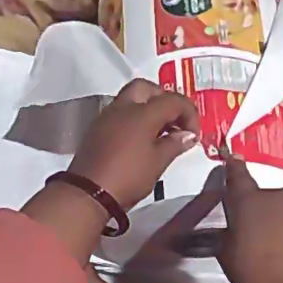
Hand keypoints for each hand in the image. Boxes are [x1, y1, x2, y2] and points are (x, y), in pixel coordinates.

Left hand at [67, 79, 200, 209]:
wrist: (88, 193)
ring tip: (160, 133)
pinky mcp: (97, 129)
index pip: (173, 100)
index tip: (194, 135)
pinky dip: (134, 119)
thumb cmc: (128, 177)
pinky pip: (119, 113)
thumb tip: (187, 135)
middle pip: (147, 89)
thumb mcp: (158, 162)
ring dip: (148, 109)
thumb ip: (175, 144)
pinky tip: (140, 140)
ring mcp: (107, 116)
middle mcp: (123, 107)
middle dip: (165, 100)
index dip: (189, 114)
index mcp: (142, 112)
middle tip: (175, 122)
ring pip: (131, 99)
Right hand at [215, 157, 282, 282]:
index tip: (232, 161)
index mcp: (250, 203)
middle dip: (262, 220)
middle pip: (266, 202)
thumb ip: (227, 245)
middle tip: (258, 247)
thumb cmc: (272, 277)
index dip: (232, 171)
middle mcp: (281, 197)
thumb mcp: (234, 266)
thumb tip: (224, 238)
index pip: (236, 178)